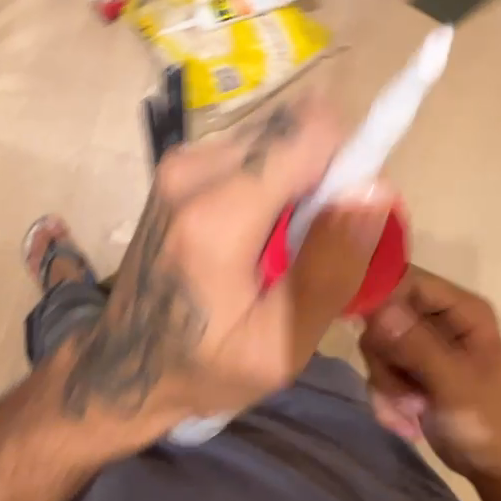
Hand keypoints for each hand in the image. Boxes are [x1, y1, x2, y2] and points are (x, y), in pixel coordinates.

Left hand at [42, 91, 392, 445]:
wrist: (126, 366)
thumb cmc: (205, 367)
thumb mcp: (280, 344)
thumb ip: (330, 266)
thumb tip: (374, 187)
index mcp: (215, 216)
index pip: (310, 134)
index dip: (348, 166)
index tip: (348, 222)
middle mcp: (191, 171)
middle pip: (295, 133)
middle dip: (325, 179)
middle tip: (316, 246)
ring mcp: (179, 163)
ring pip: (277, 139)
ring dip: (298, 184)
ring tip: (284, 248)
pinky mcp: (178, 166)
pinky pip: (253, 152)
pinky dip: (273, 185)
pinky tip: (259, 237)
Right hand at [359, 267, 500, 483]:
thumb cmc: (490, 424)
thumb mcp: (455, 385)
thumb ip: (417, 345)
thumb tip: (378, 310)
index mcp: (462, 309)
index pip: (406, 279)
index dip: (379, 299)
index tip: (366, 332)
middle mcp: (440, 318)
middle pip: (382, 315)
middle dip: (385, 360)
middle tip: (402, 393)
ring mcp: (423, 344)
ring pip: (376, 346)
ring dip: (385, 385)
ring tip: (409, 412)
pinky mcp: (410, 369)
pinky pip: (379, 371)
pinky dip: (386, 399)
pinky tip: (405, 421)